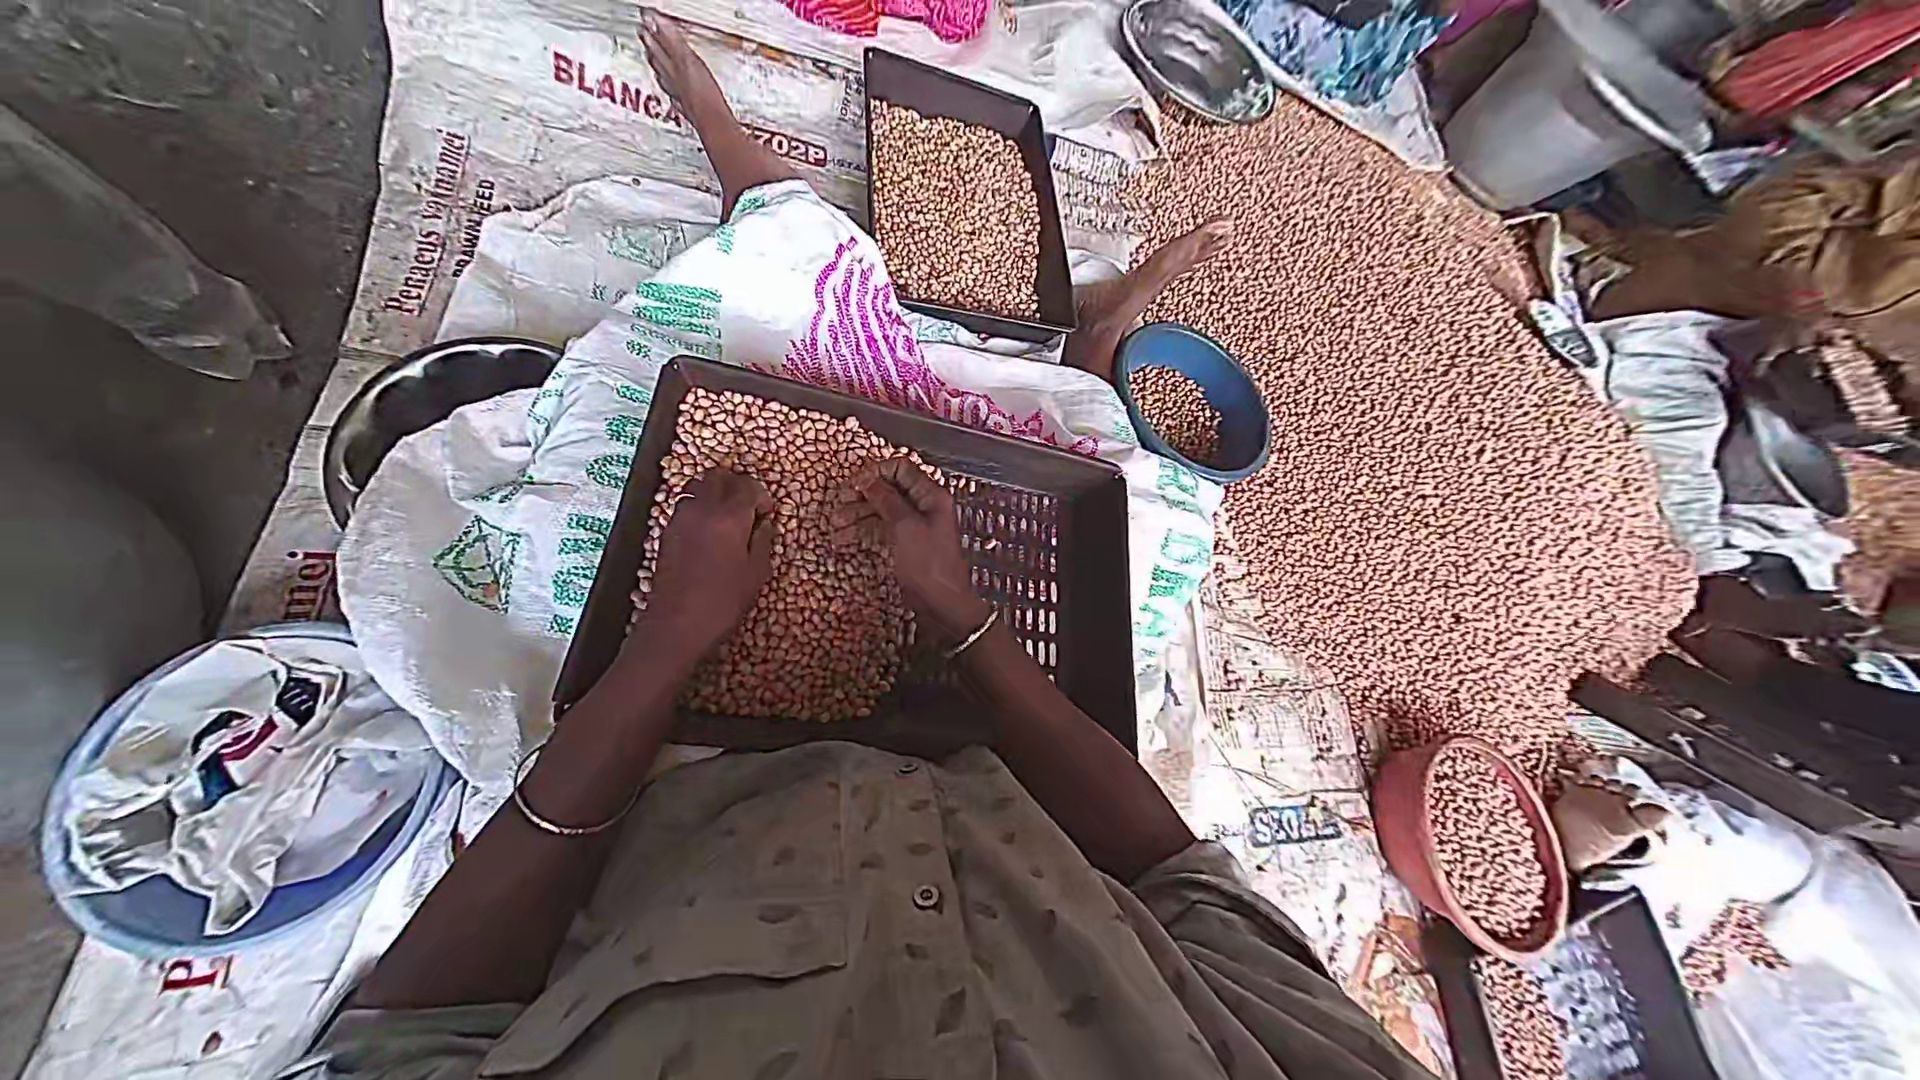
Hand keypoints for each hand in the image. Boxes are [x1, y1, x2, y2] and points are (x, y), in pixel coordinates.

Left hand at [633, 469, 773, 661]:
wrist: (676, 624)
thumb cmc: (723, 601)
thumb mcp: (756, 573)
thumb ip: (762, 541)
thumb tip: (765, 524)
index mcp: (730, 517)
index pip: (748, 487)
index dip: (762, 497)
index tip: (767, 514)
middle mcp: (702, 509)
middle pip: (719, 477)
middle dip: (737, 485)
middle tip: (749, 507)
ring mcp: (680, 518)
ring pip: (699, 486)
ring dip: (716, 493)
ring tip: (729, 517)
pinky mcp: (667, 531)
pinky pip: (687, 504)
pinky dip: (701, 507)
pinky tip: (710, 531)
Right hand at [830, 458, 988, 642]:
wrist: (941, 603)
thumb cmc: (928, 563)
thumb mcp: (905, 527)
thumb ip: (886, 499)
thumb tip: (867, 479)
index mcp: (930, 495)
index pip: (901, 468)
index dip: (876, 472)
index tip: (854, 484)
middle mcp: (922, 506)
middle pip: (888, 489)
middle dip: (861, 496)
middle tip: (838, 505)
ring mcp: (912, 526)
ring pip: (881, 511)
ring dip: (857, 515)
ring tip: (835, 525)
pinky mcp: (904, 544)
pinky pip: (880, 530)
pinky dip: (862, 532)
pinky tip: (843, 539)